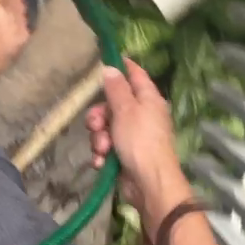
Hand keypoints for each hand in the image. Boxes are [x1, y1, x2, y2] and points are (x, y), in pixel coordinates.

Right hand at [88, 58, 187, 209]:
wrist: (148, 182)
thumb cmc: (140, 141)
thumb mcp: (126, 110)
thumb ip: (116, 89)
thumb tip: (110, 68)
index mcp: (148, 99)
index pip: (135, 74)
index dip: (121, 67)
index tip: (104, 62)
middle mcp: (141, 115)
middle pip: (112, 105)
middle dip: (99, 116)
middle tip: (95, 125)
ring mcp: (132, 136)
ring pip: (105, 128)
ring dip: (98, 139)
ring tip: (102, 149)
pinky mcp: (124, 155)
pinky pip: (106, 148)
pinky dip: (101, 154)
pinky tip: (101, 162)